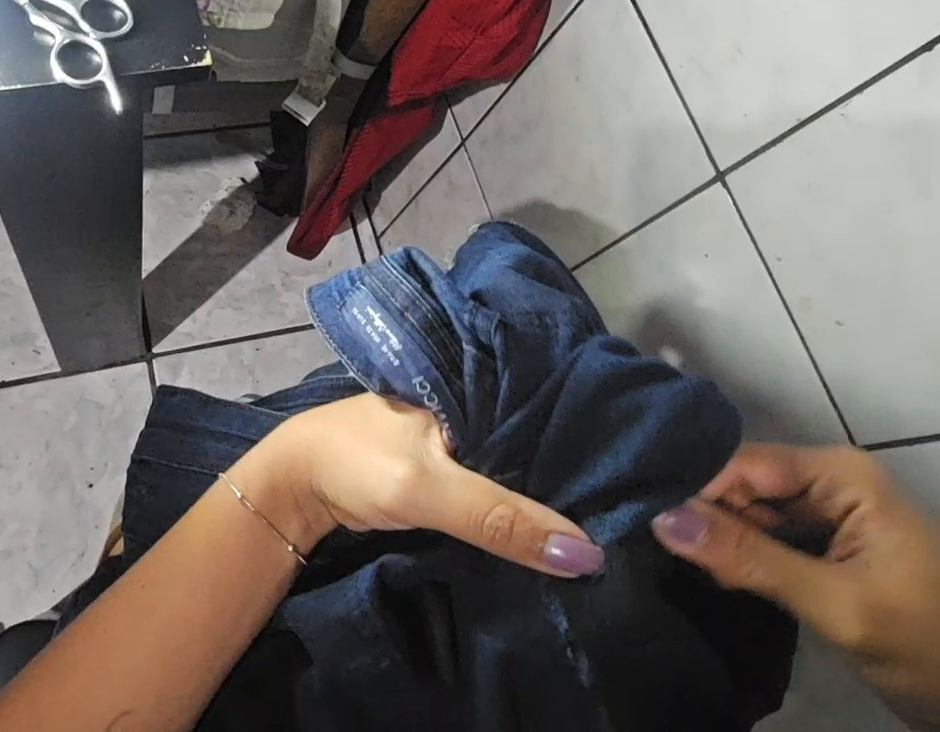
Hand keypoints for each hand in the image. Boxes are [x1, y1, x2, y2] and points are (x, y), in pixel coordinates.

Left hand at [228, 392, 606, 577]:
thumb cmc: (358, 463)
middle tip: (634, 504)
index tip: (642, 468)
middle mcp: (474, 403)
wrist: (297, 486)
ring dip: (547, 489)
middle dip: (573, 465)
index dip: (589, 430)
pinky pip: (496, 484)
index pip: (545, 402)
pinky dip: (519, 504)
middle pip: (535, 437)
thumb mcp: (429, 488)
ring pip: (517, 462)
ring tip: (610, 515)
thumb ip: (499, 519)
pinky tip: (553, 526)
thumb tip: (588, 557)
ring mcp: (460, 437)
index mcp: (472, 382)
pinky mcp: (448, 468)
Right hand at [650, 444, 939, 731]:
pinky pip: (769, 540)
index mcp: (841, 474)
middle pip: (744, 486)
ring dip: (721, 541)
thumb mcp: (841, 605)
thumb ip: (750, 558)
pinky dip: (743, 559)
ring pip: (752, 515)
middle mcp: (831, 482)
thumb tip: (661, 518)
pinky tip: (713, 576)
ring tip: (674, 564)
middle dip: (705, 517)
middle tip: (656, 553)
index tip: (644, 523)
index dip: (694, 491)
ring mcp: (832, 517)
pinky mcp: (830, 551)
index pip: (742, 465)